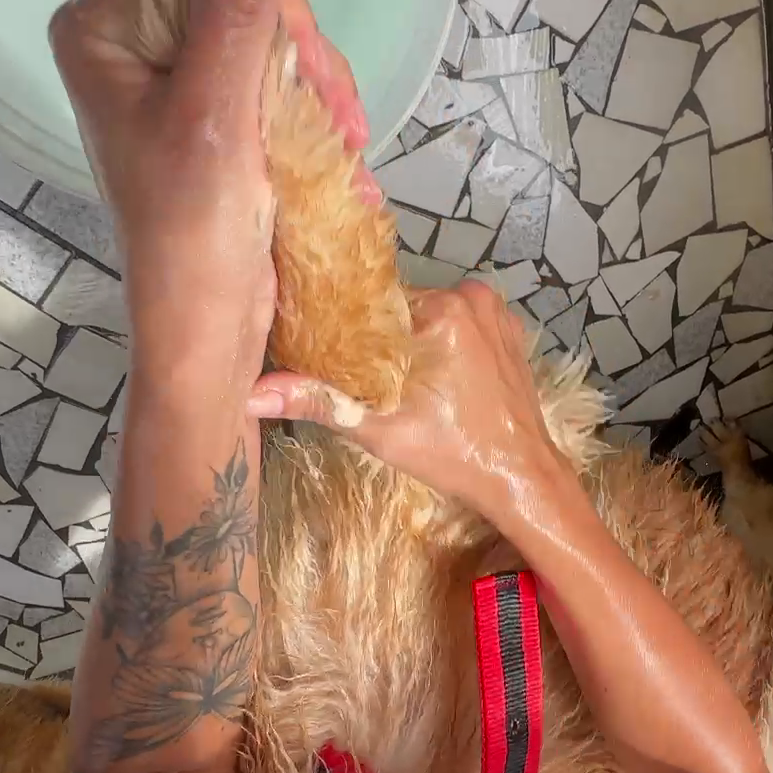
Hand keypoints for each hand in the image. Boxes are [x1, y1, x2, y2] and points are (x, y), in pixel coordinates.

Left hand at [47, 0, 371, 368]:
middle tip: (347, 131)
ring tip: (349, 160)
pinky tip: (343, 169)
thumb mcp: (218, 119)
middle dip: (308, 70)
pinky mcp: (215, 129)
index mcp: (109, 29)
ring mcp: (177, 90)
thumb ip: (237, 9)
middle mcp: (136, 48)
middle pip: (247, 5)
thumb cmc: (196, 237)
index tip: (323, 89)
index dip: (280, 14)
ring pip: (272, 53)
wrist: (207, 335)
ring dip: (322, 105)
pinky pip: (275, 97)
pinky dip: (315, 131)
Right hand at [246, 282, 579, 524]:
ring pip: (434, 313)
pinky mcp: (512, 328)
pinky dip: (450, 341)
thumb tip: (251, 394)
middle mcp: (470, 297)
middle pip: (404, 306)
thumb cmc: (450, 454)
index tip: (344, 356)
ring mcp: (497, 311)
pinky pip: (464, 321)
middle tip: (376, 378)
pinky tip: (445, 377)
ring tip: (411, 381)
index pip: (376, 302)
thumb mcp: (379, 430)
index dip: (355, 329)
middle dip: (387, 338)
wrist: (520, 474)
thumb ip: (319, 401)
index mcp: (438, 312)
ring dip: (419, 340)